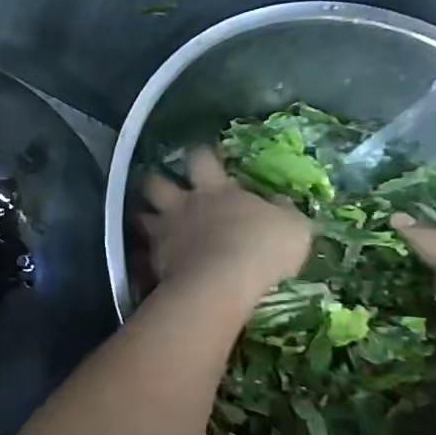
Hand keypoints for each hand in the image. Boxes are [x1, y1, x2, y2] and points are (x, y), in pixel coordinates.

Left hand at [135, 146, 310, 300]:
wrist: (221, 280)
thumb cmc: (262, 247)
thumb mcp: (292, 226)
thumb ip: (283, 211)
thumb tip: (279, 203)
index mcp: (216, 190)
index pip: (202, 158)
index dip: (201, 153)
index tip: (205, 154)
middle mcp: (183, 205)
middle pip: (156, 182)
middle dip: (155, 181)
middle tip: (162, 185)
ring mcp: (164, 230)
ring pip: (143, 215)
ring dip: (145, 217)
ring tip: (150, 222)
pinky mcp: (154, 257)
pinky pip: (145, 250)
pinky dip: (148, 252)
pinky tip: (156, 259)